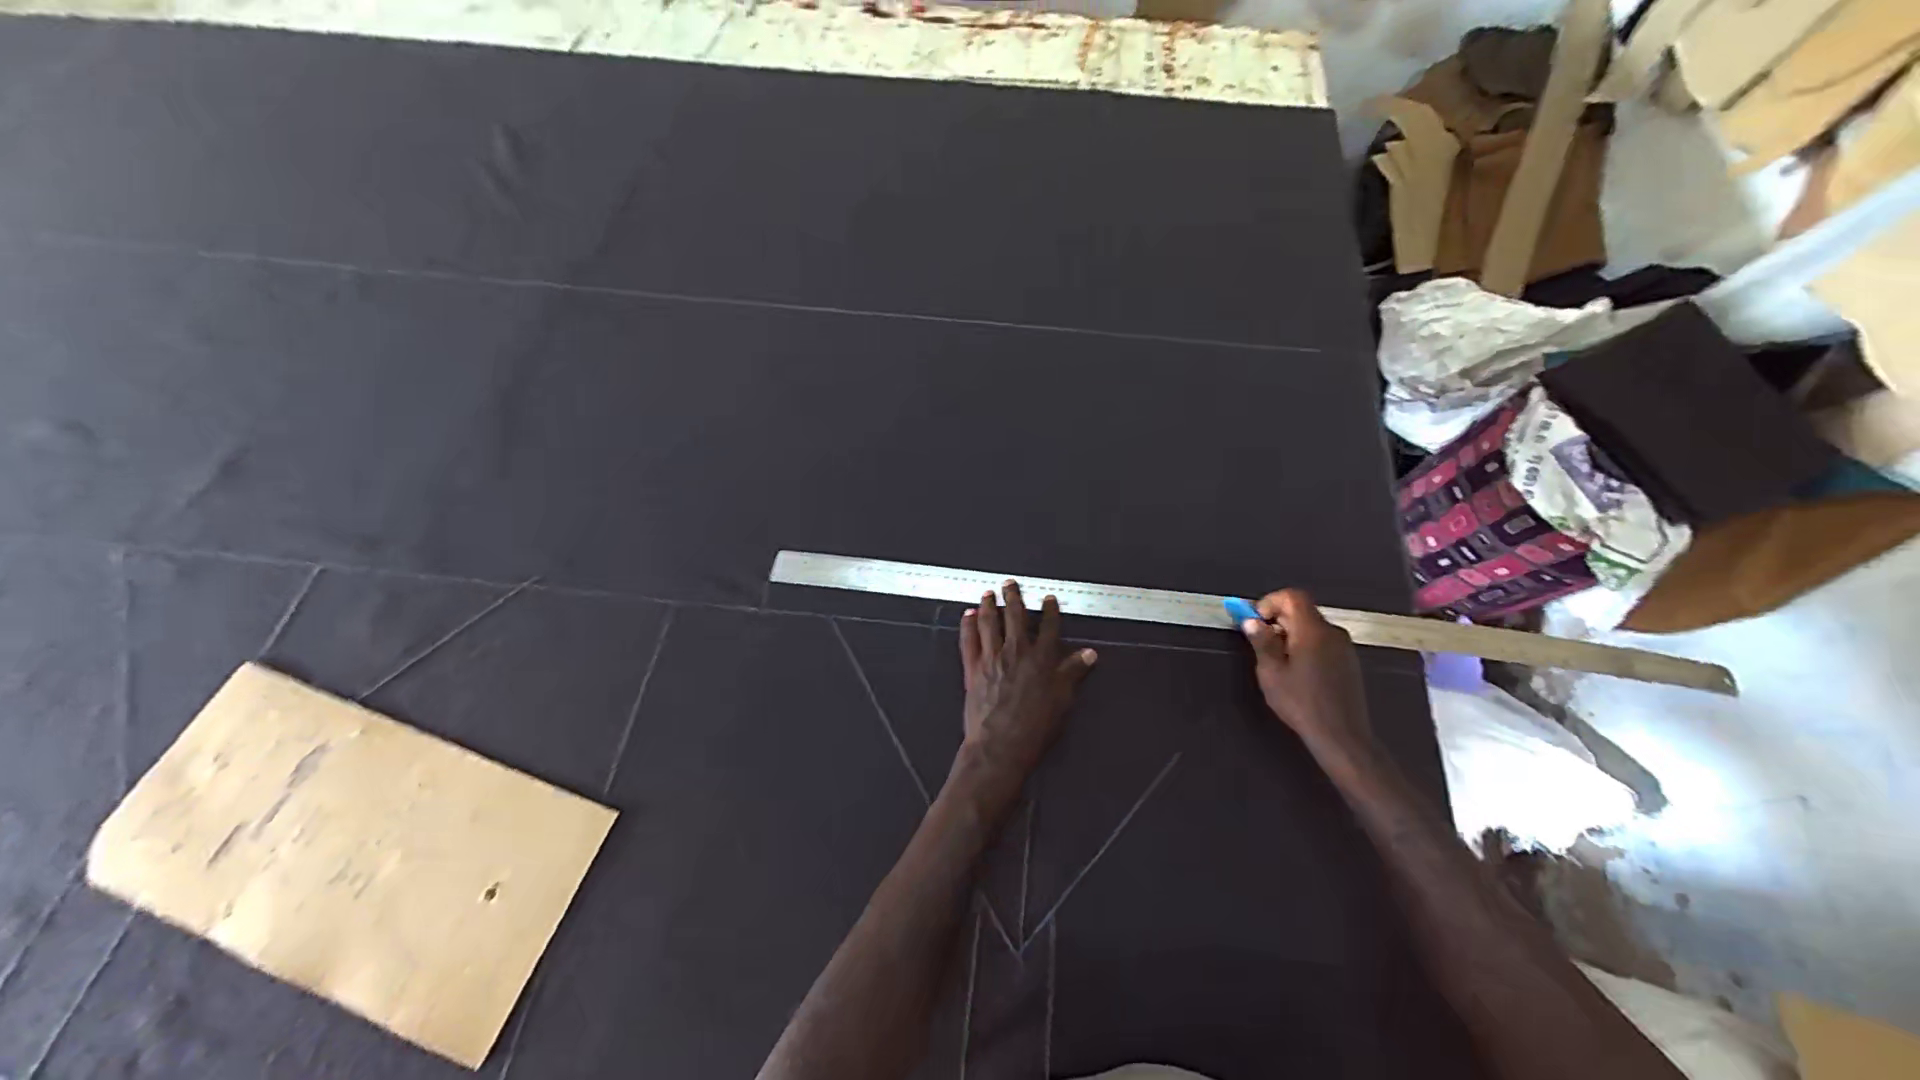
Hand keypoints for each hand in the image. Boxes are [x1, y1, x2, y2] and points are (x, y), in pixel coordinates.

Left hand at [957, 581, 1097, 794]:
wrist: (1000, 745)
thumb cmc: (1034, 727)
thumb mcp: (1063, 700)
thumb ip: (1073, 673)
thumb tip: (1088, 655)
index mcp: (1040, 659)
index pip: (1048, 627)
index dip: (1050, 610)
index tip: (1049, 599)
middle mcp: (1015, 652)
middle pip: (1015, 616)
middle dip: (1014, 597)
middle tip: (1011, 584)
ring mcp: (991, 658)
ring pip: (989, 622)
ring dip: (989, 605)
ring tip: (989, 593)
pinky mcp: (973, 668)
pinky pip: (968, 639)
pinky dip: (967, 624)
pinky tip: (967, 615)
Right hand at [1239, 589, 1372, 757]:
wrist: (1341, 734)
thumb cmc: (1301, 702)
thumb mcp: (1271, 673)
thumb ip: (1262, 642)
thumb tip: (1251, 621)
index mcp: (1313, 631)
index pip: (1293, 596)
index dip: (1271, 601)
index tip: (1256, 620)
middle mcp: (1332, 632)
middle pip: (1303, 610)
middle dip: (1278, 618)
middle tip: (1260, 641)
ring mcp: (1344, 647)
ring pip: (1313, 626)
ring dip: (1291, 632)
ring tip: (1277, 659)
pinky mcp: (1349, 661)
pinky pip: (1323, 641)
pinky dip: (1306, 644)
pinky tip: (1297, 669)